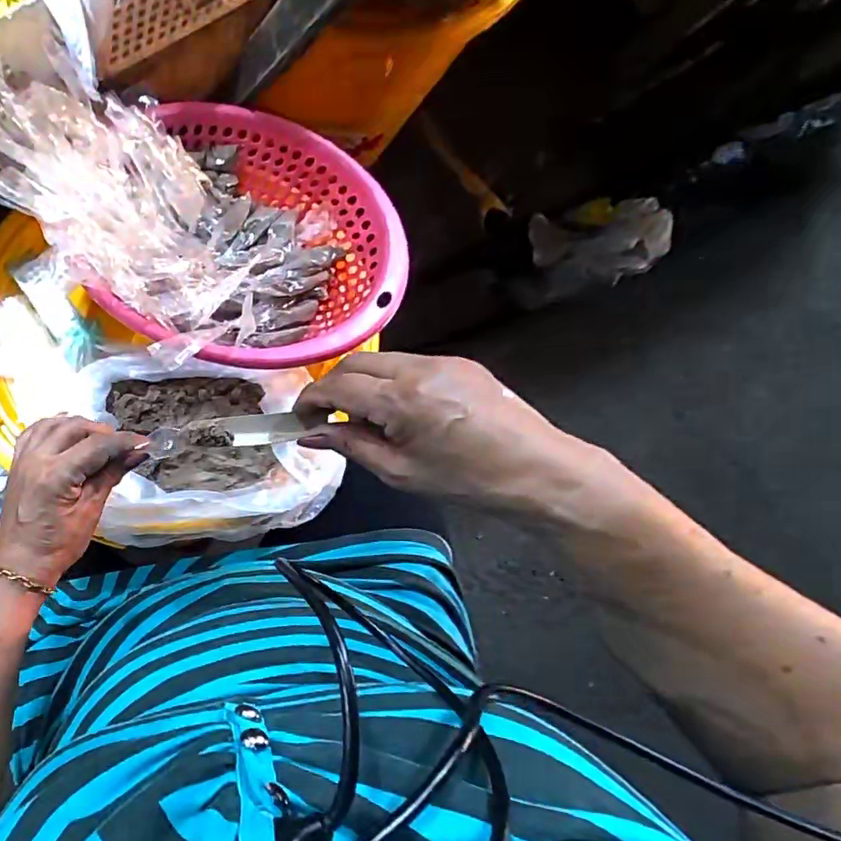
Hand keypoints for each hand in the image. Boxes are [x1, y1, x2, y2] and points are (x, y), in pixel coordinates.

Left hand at [0, 417, 145, 587]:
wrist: (21, 562)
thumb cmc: (58, 545)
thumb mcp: (90, 512)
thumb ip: (110, 475)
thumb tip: (136, 453)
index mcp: (56, 474)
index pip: (97, 445)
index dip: (124, 441)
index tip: (144, 443)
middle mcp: (37, 458)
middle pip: (75, 427)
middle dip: (102, 431)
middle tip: (121, 446)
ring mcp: (23, 457)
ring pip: (54, 423)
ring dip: (79, 426)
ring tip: (98, 439)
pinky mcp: (16, 461)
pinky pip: (35, 431)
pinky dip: (54, 427)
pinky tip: (68, 434)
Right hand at [296, 352, 629, 524]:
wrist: (540, 472)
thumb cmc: (466, 481)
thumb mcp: (398, 471)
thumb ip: (350, 445)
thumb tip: (311, 435)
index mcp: (403, 399)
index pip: (337, 385)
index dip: (310, 399)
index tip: (300, 419)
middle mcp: (420, 368)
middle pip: (354, 362)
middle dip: (331, 386)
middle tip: (324, 417)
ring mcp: (443, 361)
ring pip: (380, 360)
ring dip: (359, 382)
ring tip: (361, 418)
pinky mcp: (460, 363)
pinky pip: (408, 364)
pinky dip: (387, 381)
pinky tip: (394, 410)